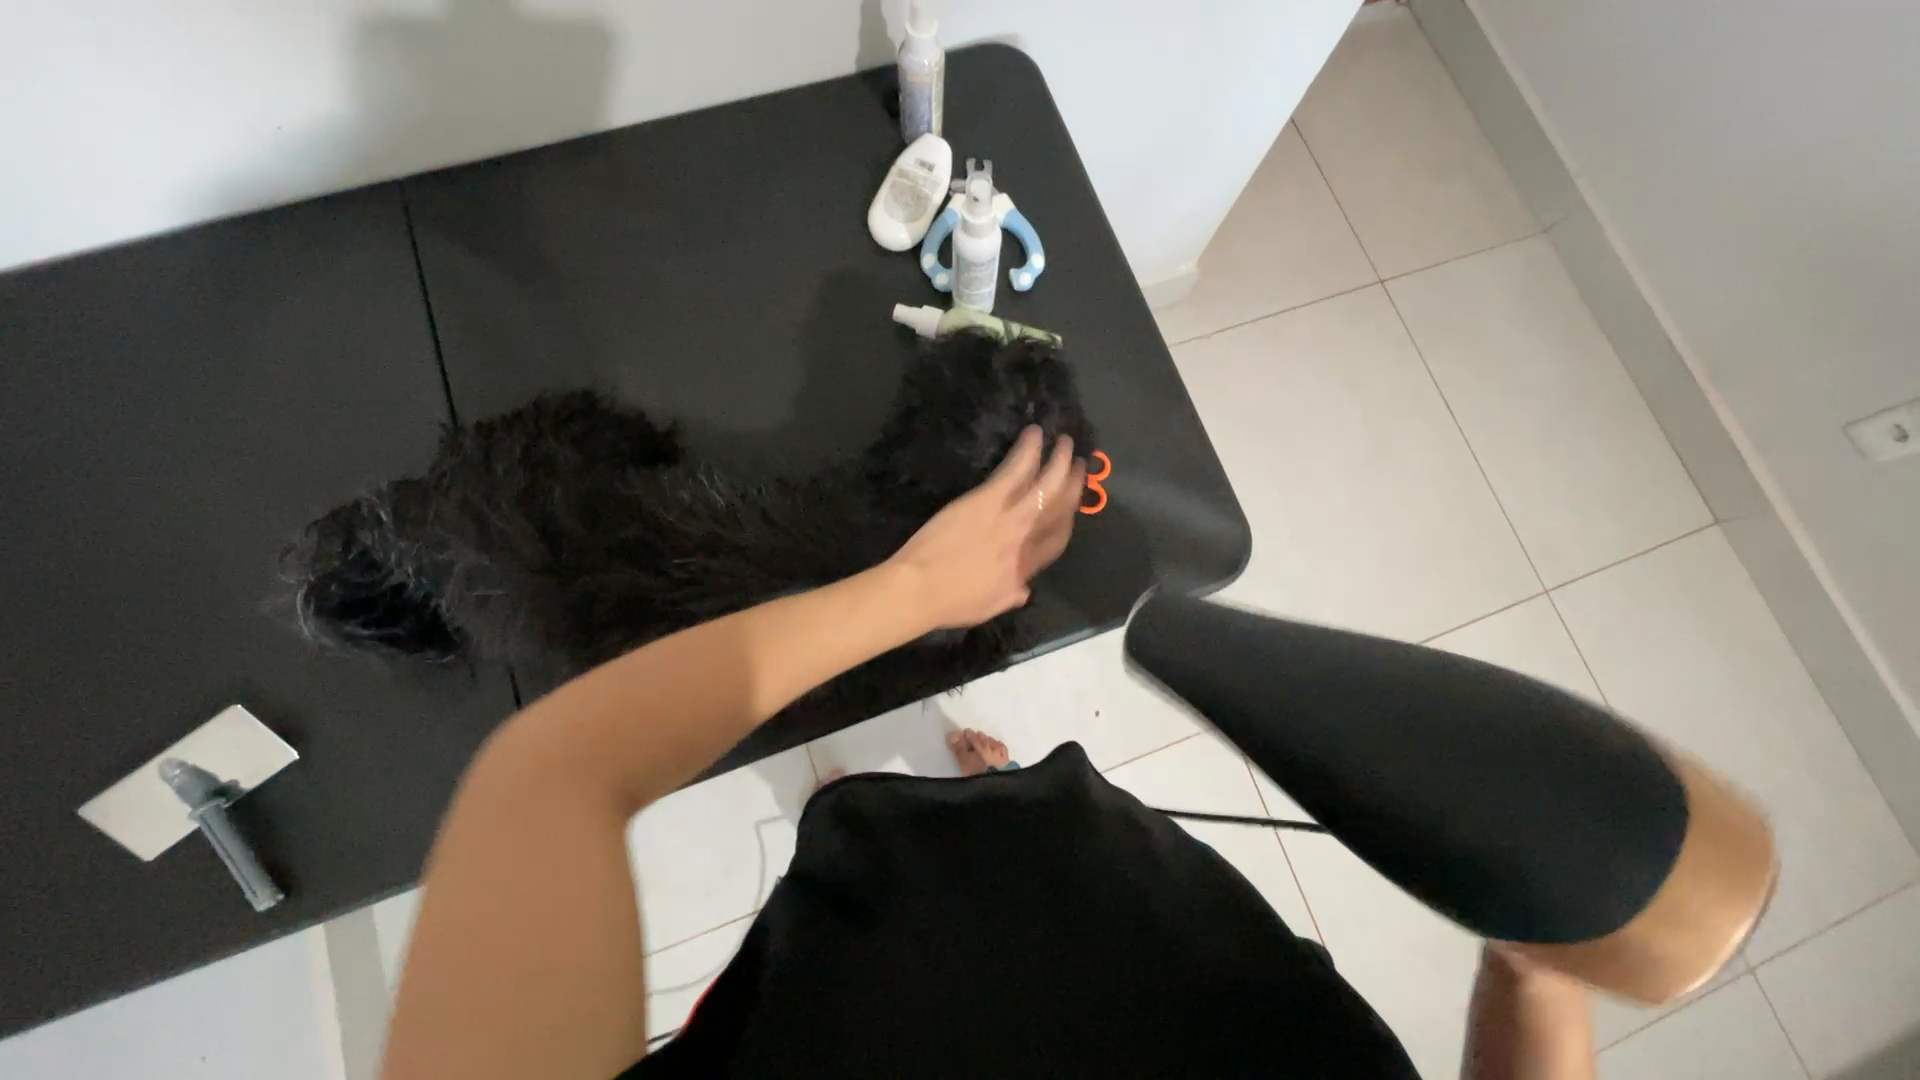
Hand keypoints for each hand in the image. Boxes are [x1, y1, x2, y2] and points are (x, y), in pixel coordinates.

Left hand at [887, 426, 1086, 629]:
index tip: (1072, 508)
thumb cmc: (948, 602)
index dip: (1068, 521)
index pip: (1057, 541)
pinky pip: (1015, 471)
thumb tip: (1024, 590)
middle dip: (1073, 485)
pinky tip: (1034, 434)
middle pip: (1060, 508)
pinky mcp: (987, 500)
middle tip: (1080, 467)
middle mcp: (1024, 540)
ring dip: (1059, 462)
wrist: (919, 589)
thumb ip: (1010, 596)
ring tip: (1067, 443)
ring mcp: (1009, 518)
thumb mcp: (988, 607)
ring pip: (1046, 486)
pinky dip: (1028, 451)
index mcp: (1024, 569)